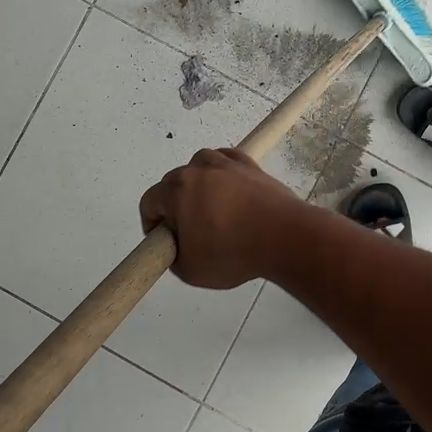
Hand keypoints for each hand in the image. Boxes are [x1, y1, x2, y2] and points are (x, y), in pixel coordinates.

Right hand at [139, 148, 307, 288]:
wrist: (282, 235)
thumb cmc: (231, 252)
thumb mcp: (189, 270)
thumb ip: (173, 256)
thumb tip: (177, 246)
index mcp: (177, 190)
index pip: (149, 201)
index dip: (152, 223)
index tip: (165, 240)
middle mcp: (198, 168)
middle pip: (174, 182)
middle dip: (175, 204)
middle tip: (190, 230)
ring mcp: (226, 162)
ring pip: (200, 166)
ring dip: (199, 184)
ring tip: (212, 211)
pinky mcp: (249, 163)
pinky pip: (226, 160)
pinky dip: (223, 173)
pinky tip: (231, 191)